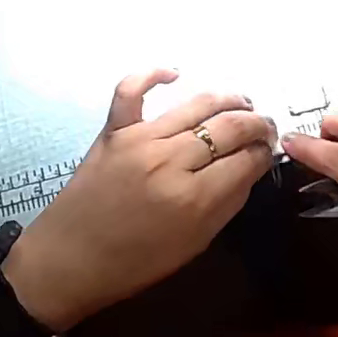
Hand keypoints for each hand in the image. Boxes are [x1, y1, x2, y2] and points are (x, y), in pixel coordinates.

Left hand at [2, 70, 274, 330]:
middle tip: (266, 128)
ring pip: (197, 104)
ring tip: (244, 103)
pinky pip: (132, 89)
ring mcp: (140, 139)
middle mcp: (171, 161)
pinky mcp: (113, 130)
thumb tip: (252, 166)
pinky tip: (174, 73)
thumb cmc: (136, 263)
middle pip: (231, 126)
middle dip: (258, 124)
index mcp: (195, 198)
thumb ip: (229, 202)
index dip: (265, 152)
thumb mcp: (195, 243)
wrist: (68, 262)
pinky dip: (152, 74)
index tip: (269, 152)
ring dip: (230, 99)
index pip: (248, 159)